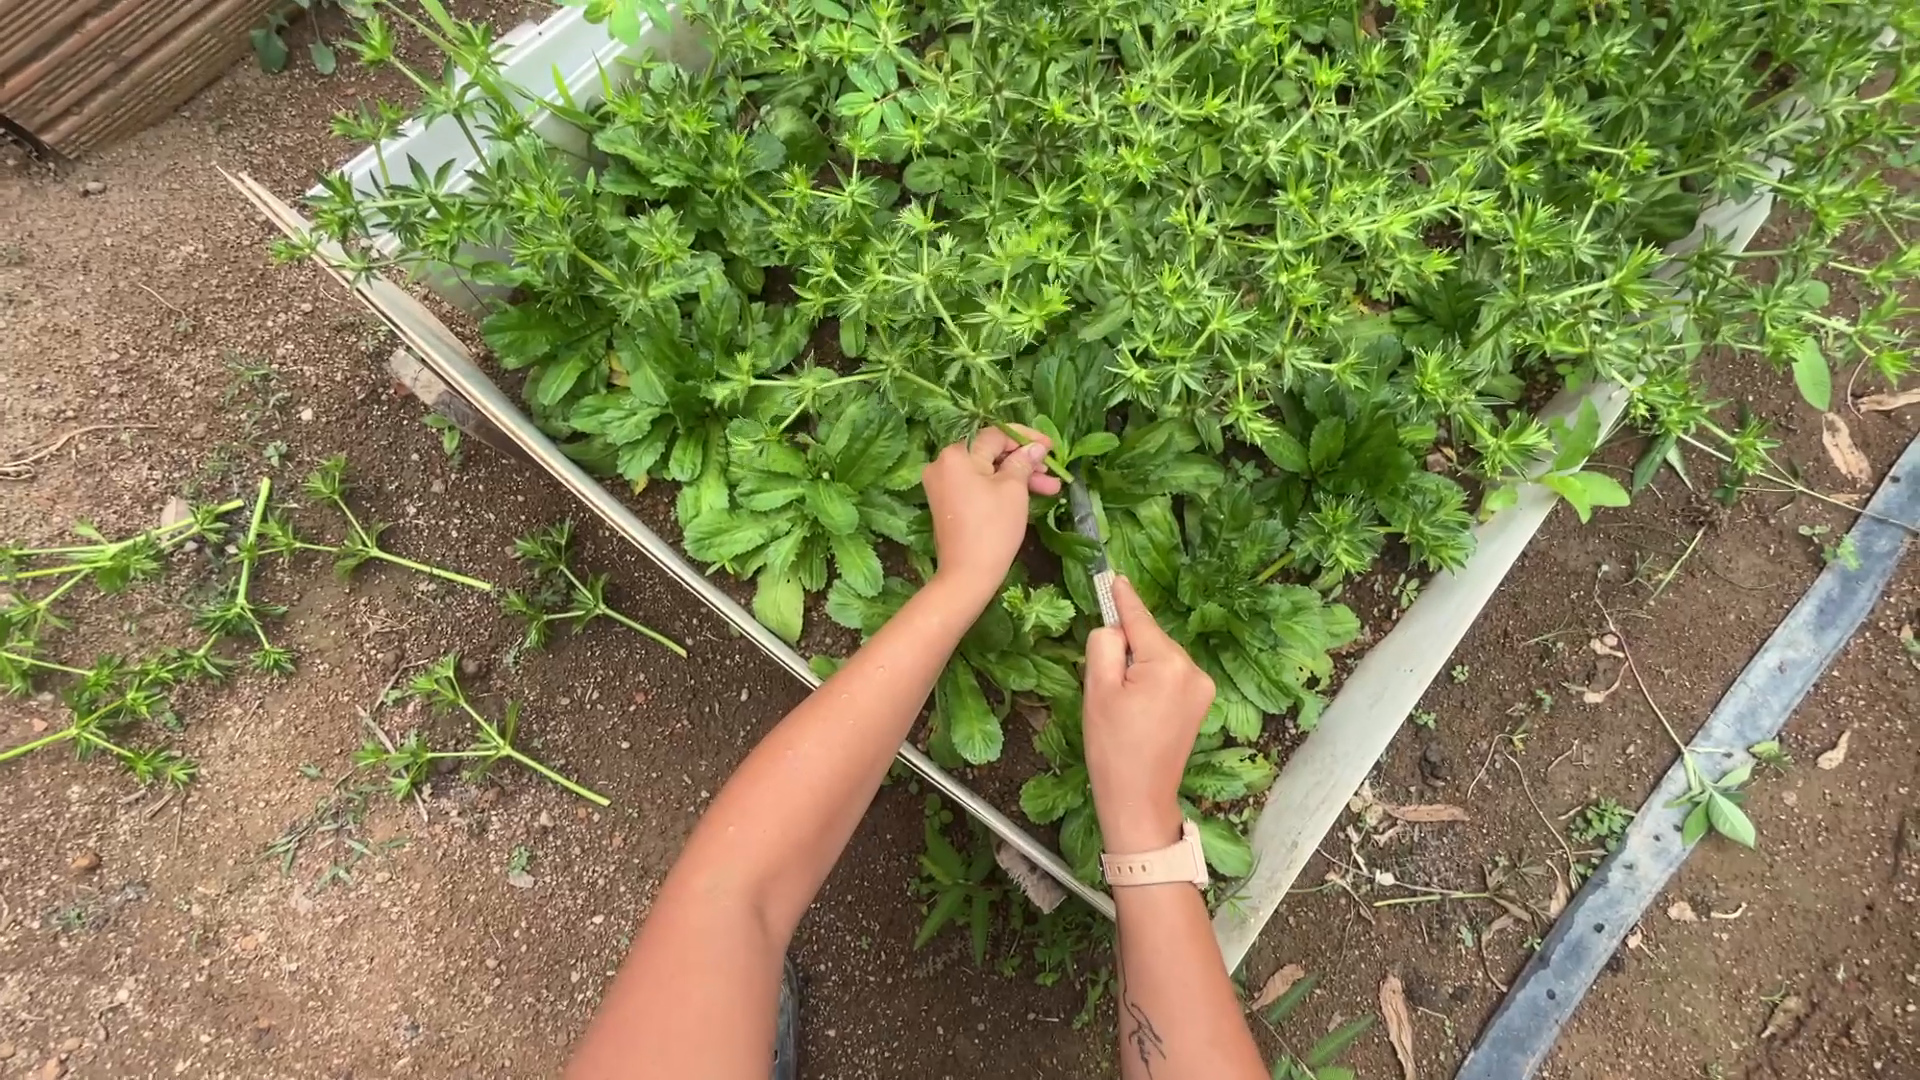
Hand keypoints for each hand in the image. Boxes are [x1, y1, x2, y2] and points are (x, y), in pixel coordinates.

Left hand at [921, 427, 1060, 598]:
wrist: (968, 574)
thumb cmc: (993, 528)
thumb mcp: (1014, 489)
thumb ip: (1023, 462)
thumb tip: (1035, 447)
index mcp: (956, 454)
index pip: (995, 435)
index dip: (1026, 438)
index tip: (1050, 447)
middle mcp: (943, 464)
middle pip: (990, 453)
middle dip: (1024, 461)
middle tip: (1051, 471)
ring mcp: (943, 484)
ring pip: (986, 471)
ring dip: (1017, 477)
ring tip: (1050, 488)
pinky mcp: (947, 502)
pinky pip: (977, 485)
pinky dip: (1000, 488)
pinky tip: (1028, 494)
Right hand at [1083, 577, 1214, 853]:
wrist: (1139, 799)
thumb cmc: (1112, 746)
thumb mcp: (1098, 689)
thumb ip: (1104, 645)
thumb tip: (1114, 629)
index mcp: (1169, 664)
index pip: (1140, 620)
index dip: (1123, 598)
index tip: (1113, 575)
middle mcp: (1194, 670)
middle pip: (1150, 638)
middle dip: (1127, 647)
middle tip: (1103, 680)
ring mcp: (1202, 688)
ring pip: (1159, 657)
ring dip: (1138, 665)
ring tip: (1119, 701)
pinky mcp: (1200, 703)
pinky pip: (1169, 674)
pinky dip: (1149, 678)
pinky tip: (1135, 705)